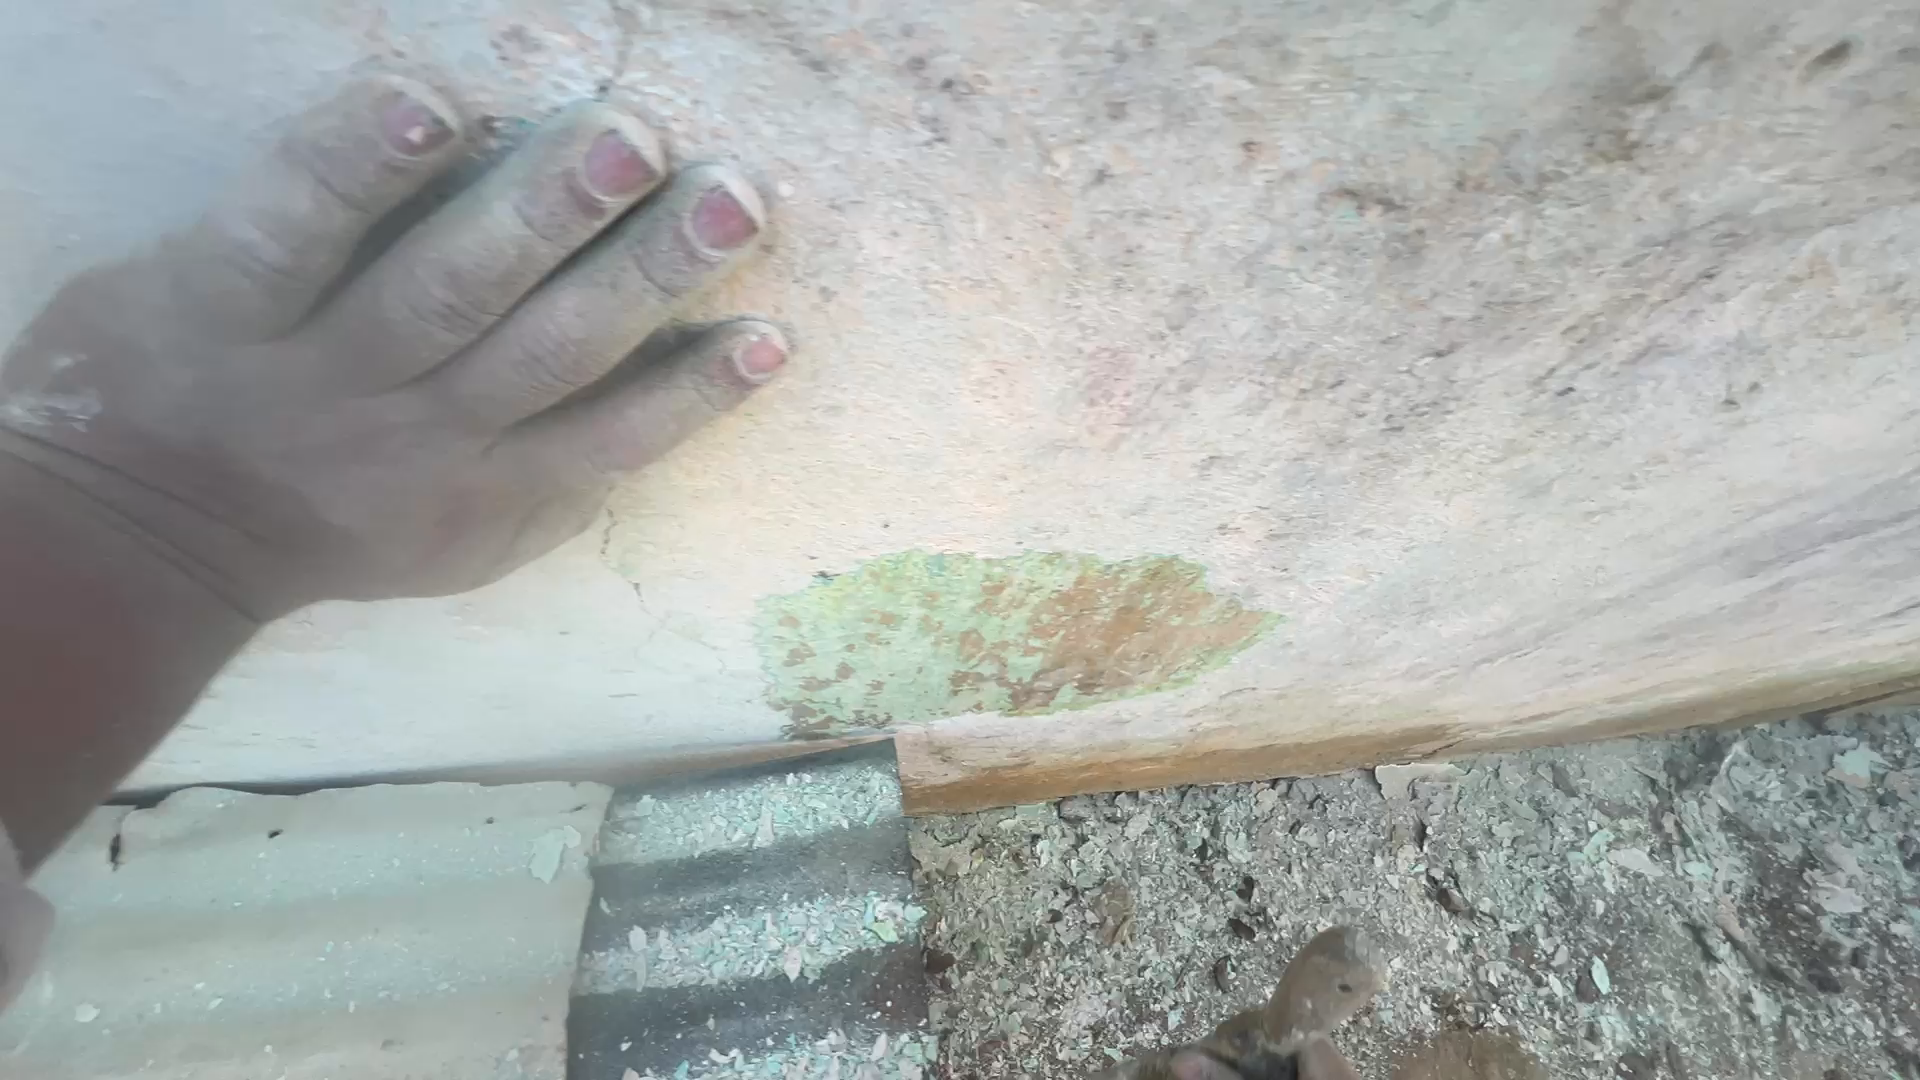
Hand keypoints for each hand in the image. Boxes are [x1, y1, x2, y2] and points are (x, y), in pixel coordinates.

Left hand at [0, 74, 787, 619]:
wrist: (155, 533)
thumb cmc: (359, 531)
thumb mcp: (483, 541)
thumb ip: (568, 482)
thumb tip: (664, 406)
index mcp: (502, 486)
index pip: (622, 436)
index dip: (701, 391)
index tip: (775, 337)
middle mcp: (433, 428)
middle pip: (558, 347)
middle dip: (650, 273)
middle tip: (732, 202)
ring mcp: (325, 366)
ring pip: (451, 285)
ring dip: (545, 213)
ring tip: (630, 143)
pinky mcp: (210, 302)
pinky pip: (288, 227)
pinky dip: (358, 169)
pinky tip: (430, 104)